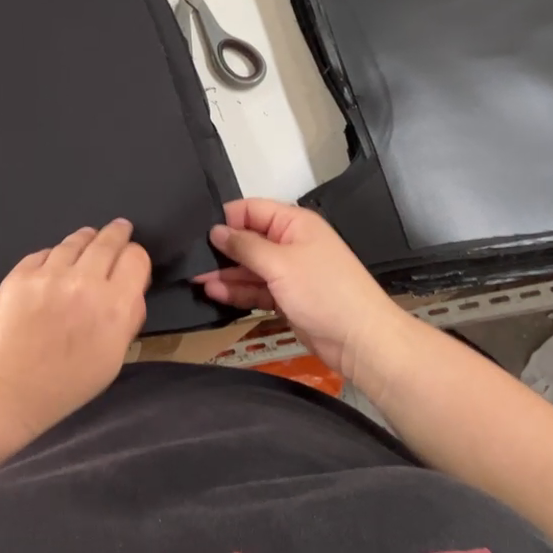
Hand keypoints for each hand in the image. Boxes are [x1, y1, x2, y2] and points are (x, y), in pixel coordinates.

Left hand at [0, 219, 150, 437]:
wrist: (11, 389)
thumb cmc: (69, 383)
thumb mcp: (114, 357)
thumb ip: (127, 316)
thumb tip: (131, 287)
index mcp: (114, 306)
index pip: (136, 257)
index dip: (136, 256)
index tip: (131, 259)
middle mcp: (84, 281)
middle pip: (108, 240)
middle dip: (116, 233)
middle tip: (119, 228)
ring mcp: (49, 274)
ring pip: (75, 240)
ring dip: (86, 240)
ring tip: (88, 239)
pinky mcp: (21, 272)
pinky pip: (45, 253)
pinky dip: (54, 257)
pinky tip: (55, 266)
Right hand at [192, 199, 416, 381]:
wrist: (361, 342)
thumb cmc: (324, 292)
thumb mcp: (280, 263)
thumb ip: (244, 246)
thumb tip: (215, 230)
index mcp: (294, 223)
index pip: (251, 210)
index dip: (227, 219)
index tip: (200, 233)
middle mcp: (290, 243)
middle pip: (248, 239)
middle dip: (222, 249)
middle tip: (191, 260)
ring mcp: (289, 272)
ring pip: (250, 266)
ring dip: (226, 273)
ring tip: (197, 279)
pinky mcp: (287, 298)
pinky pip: (257, 288)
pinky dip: (238, 290)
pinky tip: (214, 292)